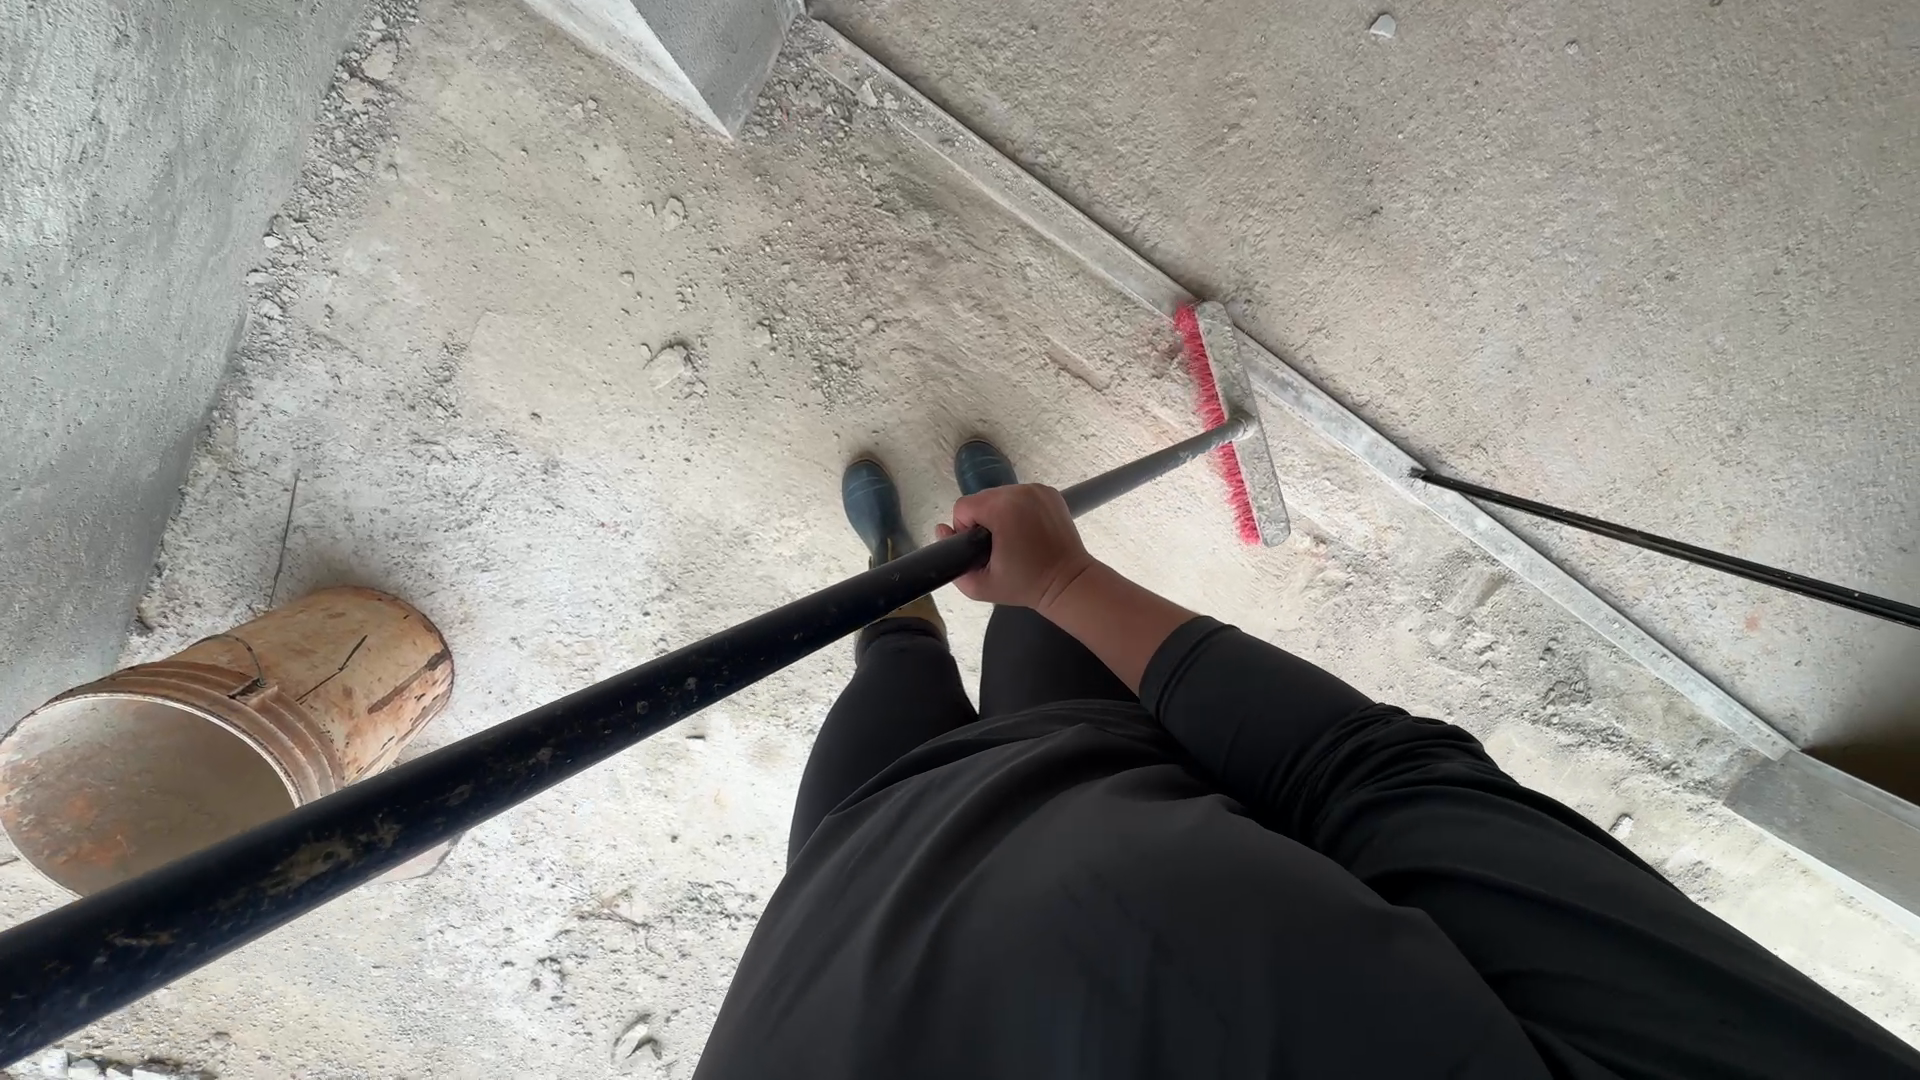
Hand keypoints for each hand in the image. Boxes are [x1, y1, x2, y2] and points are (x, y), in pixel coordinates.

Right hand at [934, 484, 1096, 610]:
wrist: (1067, 582)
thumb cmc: (1025, 585)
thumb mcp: (980, 585)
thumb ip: (952, 560)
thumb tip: (941, 530)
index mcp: (1002, 509)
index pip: (963, 507)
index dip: (965, 529)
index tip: (982, 548)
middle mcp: (1020, 492)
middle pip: (981, 499)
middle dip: (983, 520)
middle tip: (998, 547)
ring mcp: (1037, 490)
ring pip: (1000, 495)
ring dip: (999, 513)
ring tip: (1013, 539)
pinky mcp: (1049, 492)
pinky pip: (1020, 495)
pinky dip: (1018, 509)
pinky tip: (1026, 530)